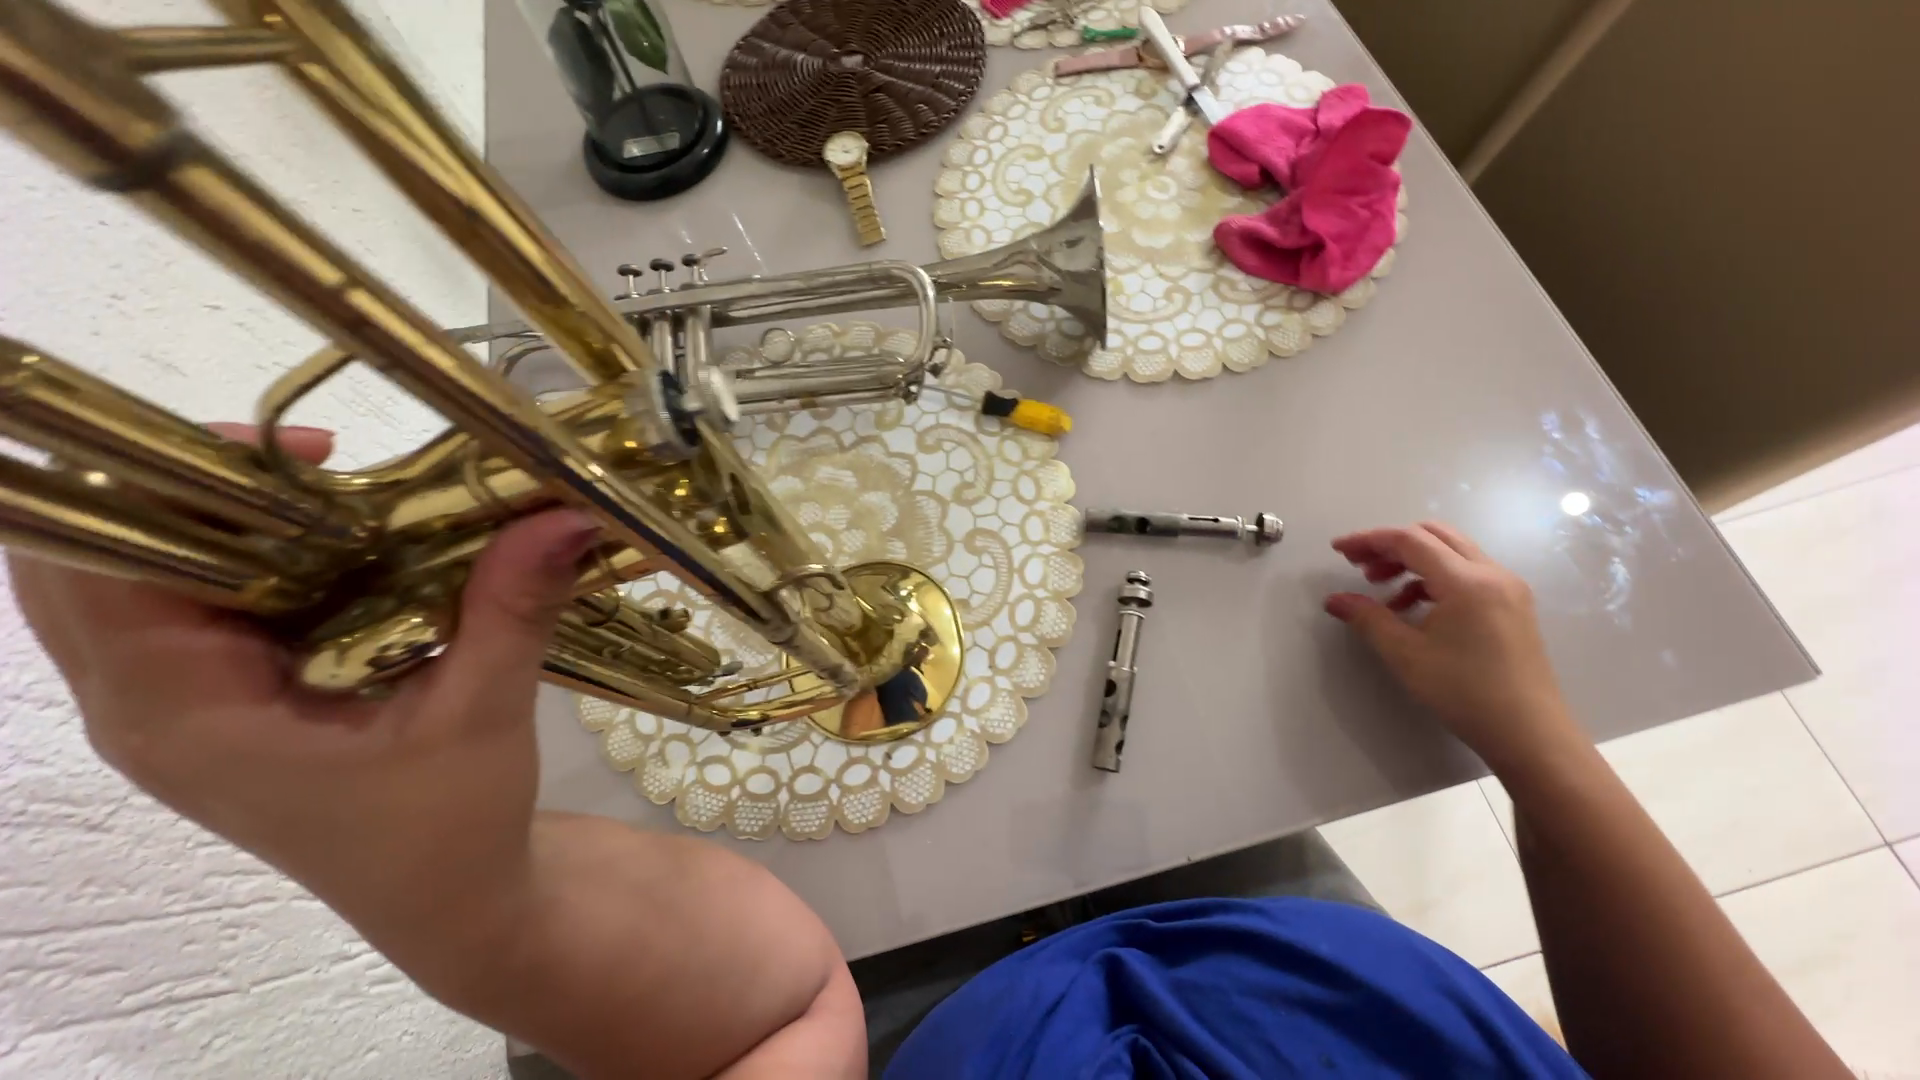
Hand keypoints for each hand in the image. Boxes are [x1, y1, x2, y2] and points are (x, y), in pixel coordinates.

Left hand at [7, 424, 600, 977]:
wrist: (454, 901)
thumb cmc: (452, 828)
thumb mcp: (483, 714)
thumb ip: (511, 608)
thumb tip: (566, 512)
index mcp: (179, 716)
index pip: (104, 563)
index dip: (176, 484)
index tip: (304, 452)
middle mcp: (146, 707)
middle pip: (98, 558)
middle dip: (198, 491)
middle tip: (323, 464)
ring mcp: (176, 710)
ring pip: (142, 580)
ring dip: (227, 524)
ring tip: (338, 498)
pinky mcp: (221, 708)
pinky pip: (195, 609)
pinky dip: (254, 561)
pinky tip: (344, 553)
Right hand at [1323, 521, 1580, 769]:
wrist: (1528, 733)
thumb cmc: (1464, 692)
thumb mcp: (1405, 654)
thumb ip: (1368, 618)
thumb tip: (1335, 600)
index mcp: (1467, 581)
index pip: (1411, 540)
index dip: (1369, 540)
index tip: (1338, 550)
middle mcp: (1492, 574)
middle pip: (1435, 535)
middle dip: (1391, 544)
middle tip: (1359, 565)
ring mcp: (1507, 588)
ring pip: (1452, 552)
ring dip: (1412, 560)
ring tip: (1381, 589)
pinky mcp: (1512, 605)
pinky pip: (1467, 573)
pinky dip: (1433, 578)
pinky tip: (1413, 608)